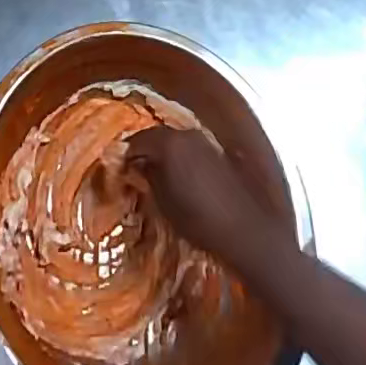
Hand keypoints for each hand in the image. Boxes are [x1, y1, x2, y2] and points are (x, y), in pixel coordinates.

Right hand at [126, 126, 282, 267]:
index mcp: (168, 143)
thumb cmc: (198, 219)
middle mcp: (186, 134)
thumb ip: (148, 177)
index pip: (137, 140)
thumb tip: (138, 165)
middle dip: (145, 150)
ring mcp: (205, 141)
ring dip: (164, 152)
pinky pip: (191, 148)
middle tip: (135, 168)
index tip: (119, 168)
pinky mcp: (218, 152)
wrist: (245, 230)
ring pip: (175, 141)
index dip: (126, 154)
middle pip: (157, 136)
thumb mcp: (164, 203)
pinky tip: (180, 175)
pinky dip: (181, 156)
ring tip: (157, 173)